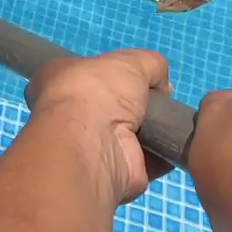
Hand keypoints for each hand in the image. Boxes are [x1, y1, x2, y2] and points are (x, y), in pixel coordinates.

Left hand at [22, 48, 172, 206]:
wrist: (96, 141)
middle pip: (109, 105)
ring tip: (168, 122)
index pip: (83, 74)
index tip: (135, 77)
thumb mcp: (127, 62)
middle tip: (158, 103)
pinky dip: (163, 154)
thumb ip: (147, 63)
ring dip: (151, 130)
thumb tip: (161, 83)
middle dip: (135, 105)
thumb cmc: (97, 91)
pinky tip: (175, 144)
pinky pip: (147, 160)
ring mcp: (91, 143)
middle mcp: (69, 112)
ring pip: (128, 134)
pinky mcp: (117, 169)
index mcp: (57, 80)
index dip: (109, 74)